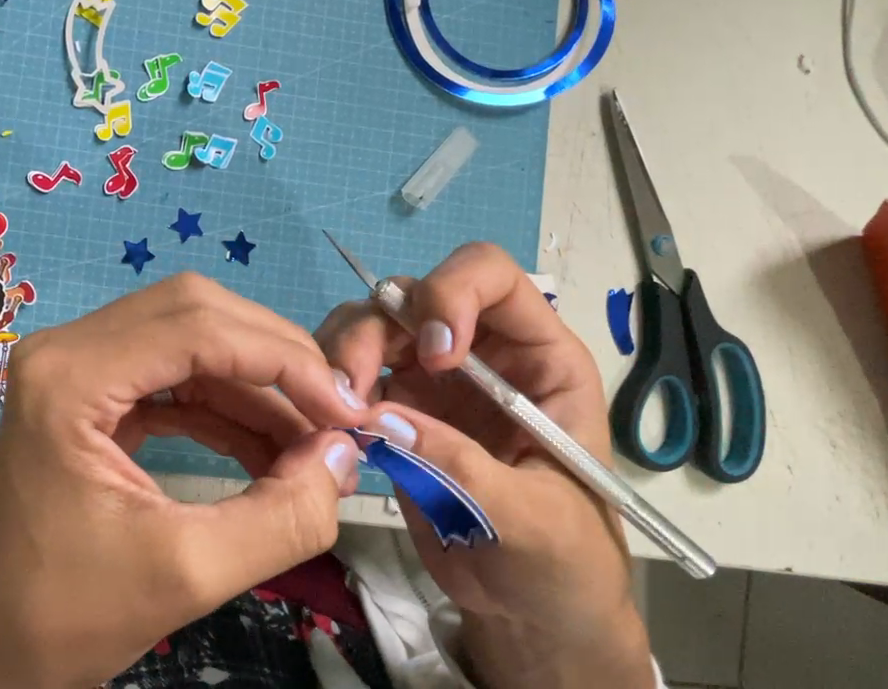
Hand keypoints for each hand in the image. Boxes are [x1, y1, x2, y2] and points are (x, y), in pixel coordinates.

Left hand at [0, 273, 370, 688]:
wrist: (4, 642)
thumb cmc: (75, 611)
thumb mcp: (190, 572)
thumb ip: (282, 515)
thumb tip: (345, 455)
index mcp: (70, 377)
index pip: (195, 327)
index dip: (282, 360)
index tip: (347, 411)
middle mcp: (66, 349)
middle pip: (191, 312)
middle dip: (271, 357)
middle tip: (333, 413)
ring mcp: (74, 364)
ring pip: (187, 337)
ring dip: (254, 385)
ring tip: (312, 444)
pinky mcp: (90, 390)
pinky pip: (171, 375)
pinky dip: (225, 405)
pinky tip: (271, 450)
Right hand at [317, 243, 652, 687]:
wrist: (526, 608)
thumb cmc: (562, 562)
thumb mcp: (535, 524)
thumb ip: (466, 470)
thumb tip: (383, 418)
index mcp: (535, 356)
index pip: (490, 278)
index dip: (453, 294)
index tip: (433, 356)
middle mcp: (475, 348)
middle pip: (409, 296)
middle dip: (372, 333)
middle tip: (348, 391)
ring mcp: (428, 374)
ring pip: (368, 325)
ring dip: (341, 356)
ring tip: (333, 412)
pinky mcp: (391, 402)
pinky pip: (346, 369)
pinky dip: (325, 386)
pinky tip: (326, 423)